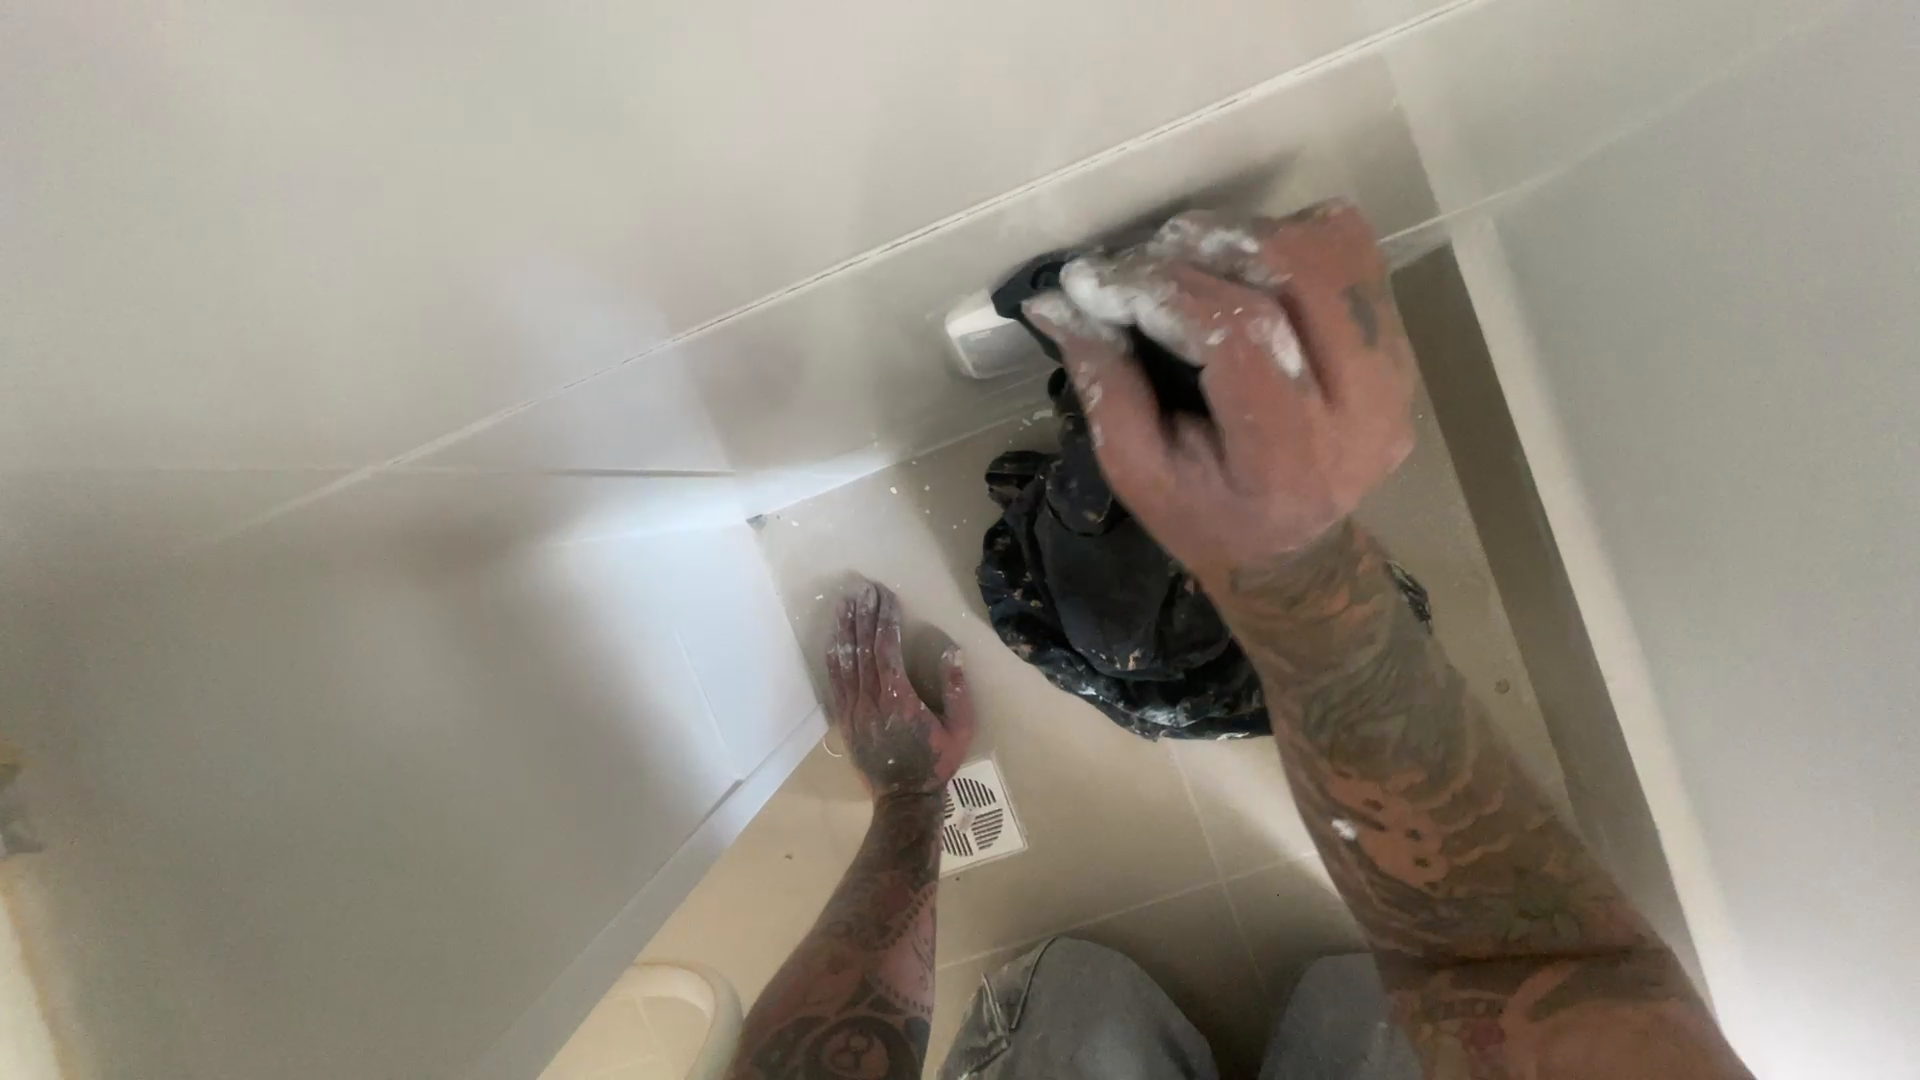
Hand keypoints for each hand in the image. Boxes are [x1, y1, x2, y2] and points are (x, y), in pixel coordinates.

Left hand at [826, 578, 975, 802]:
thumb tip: (953, 653)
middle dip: (864, 614)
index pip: (887, 647)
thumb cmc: (936, 761)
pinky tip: (834, 638)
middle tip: (864, 588)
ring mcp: (853, 709)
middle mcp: (871, 699)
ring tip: (845, 602)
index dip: (885, 618)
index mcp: (899, 698)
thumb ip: (956, 690)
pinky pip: (835, 682)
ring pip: (844, 661)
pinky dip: (833, 656)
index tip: (886, 595)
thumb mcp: (960, 728)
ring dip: (845, 629)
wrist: (904, 798)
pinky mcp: (844, 719)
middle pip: (862, 648)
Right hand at [1021, 201, 1415, 590]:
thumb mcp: (1136, 470)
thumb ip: (1103, 385)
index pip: (1237, 337)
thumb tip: (1057, 301)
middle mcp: (1361, 408)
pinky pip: (1354, 255)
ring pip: (1330, 250)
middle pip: (1293, 275)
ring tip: (1182, 254)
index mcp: (1285, 456)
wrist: (1289, 550)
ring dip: (1245, 233)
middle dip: (1201, 247)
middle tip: (1136, 259)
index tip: (1095, 279)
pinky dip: (1292, 238)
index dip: (1163, 291)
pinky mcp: (1403, 350)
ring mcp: (1396, 374)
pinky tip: (1241, 267)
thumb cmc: (1201, 518)